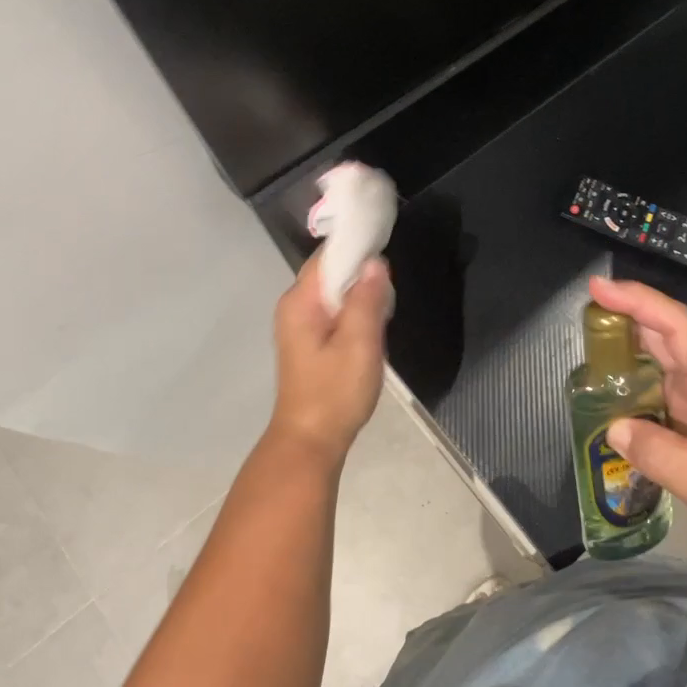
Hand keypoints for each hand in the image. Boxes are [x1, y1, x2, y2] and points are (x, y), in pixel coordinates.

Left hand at [270, 250, 392, 457]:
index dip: (356, 246)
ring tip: (387, 303)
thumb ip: (367, 300)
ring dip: (361, 293)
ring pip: (336, 292)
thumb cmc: (335, 392)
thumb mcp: (359, 343)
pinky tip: (373, 324)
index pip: (328, 256)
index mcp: (300, 302)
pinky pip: (335, 311)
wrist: (311, 441)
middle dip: (362, 272)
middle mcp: (295, 307)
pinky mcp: (310, 342)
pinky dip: (355, 310)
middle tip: (392, 285)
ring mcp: (300, 325)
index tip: (386, 244)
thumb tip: (374, 261)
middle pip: (331, 272)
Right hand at [591, 276, 686, 560]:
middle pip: (668, 332)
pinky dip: (634, 375)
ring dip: (628, 341)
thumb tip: (614, 428)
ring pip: (663, 354)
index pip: (678, 329)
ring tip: (587, 341)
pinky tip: (609, 384)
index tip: (600, 288)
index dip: (640, 303)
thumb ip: (662, 457)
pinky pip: (663, 383)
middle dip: (626, 312)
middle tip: (582, 312)